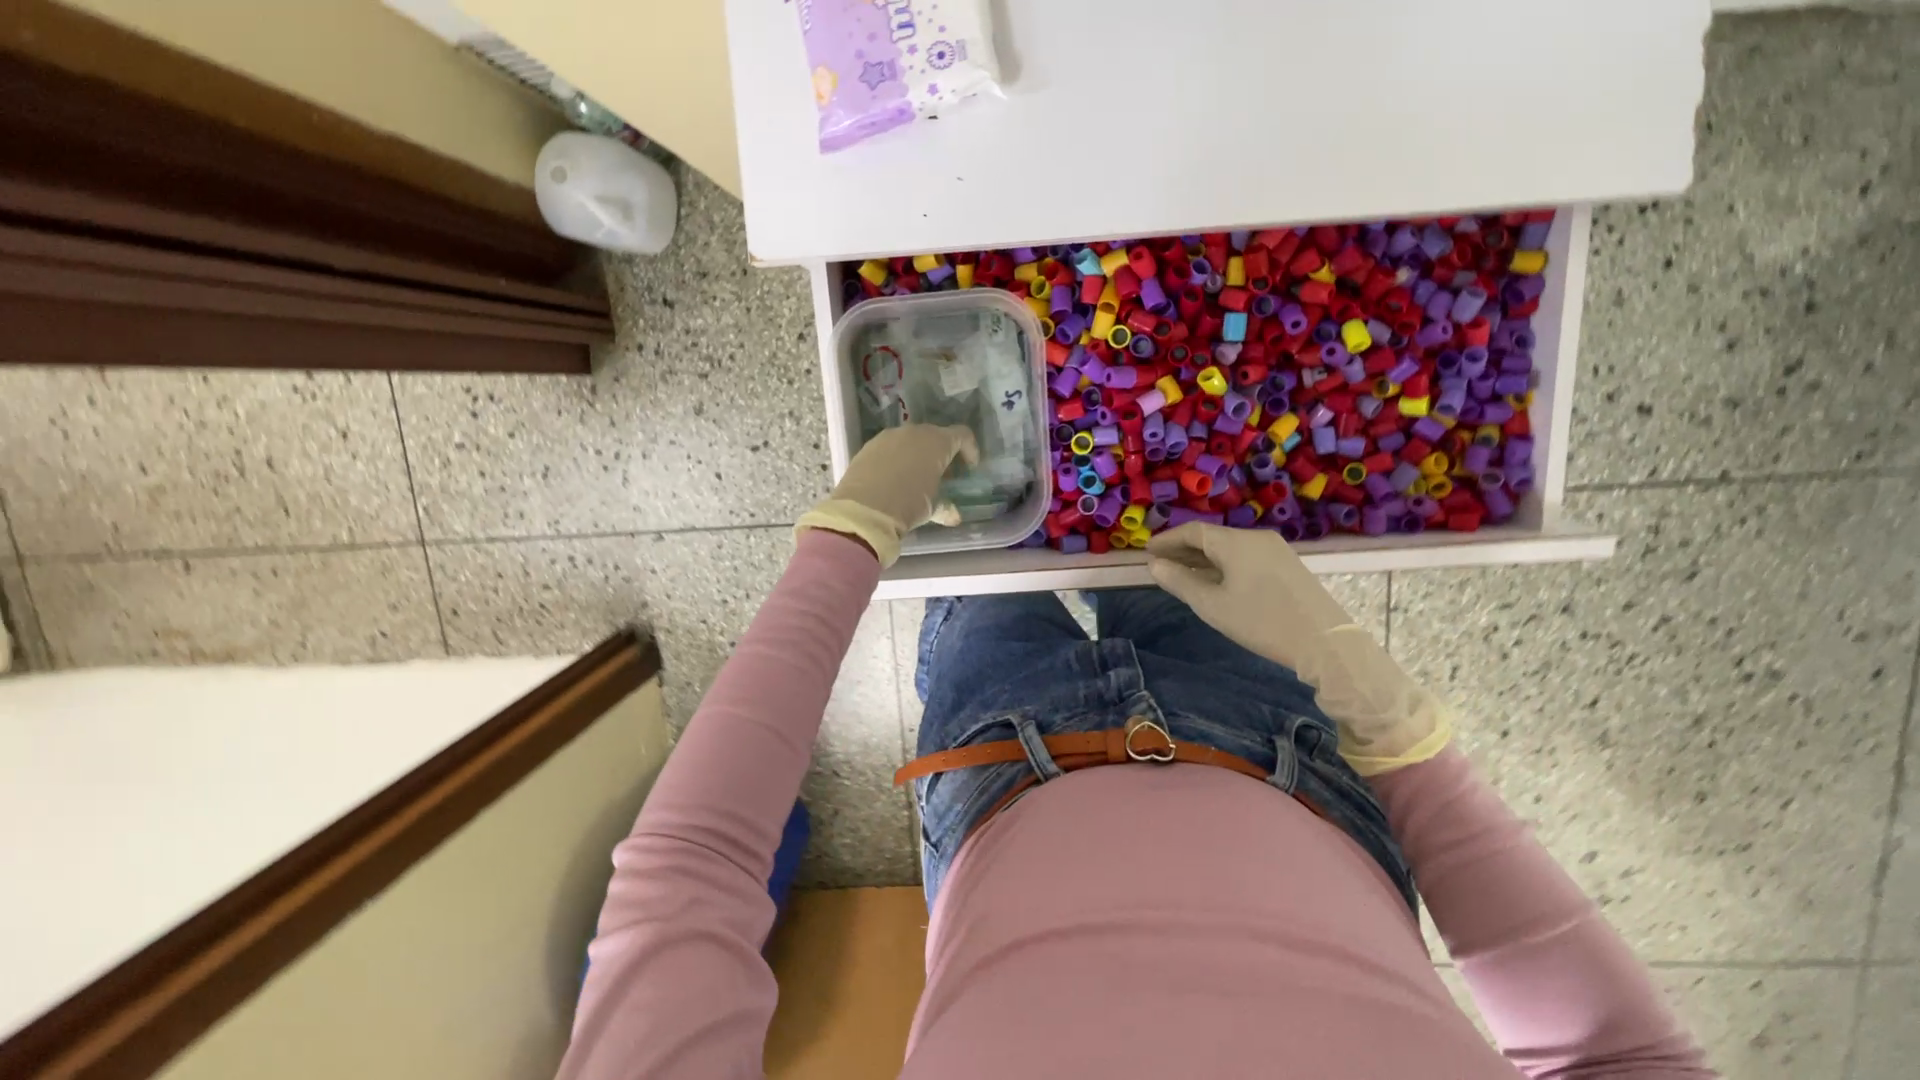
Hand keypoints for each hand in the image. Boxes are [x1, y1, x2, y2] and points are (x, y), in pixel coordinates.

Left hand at [795, 424, 978, 567]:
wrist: (862, 510)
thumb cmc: (907, 504)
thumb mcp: (932, 508)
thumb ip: (945, 507)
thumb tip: (953, 516)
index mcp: (936, 442)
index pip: (962, 435)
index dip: (970, 449)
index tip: (970, 468)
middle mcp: (913, 432)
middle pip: (935, 435)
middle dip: (942, 453)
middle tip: (943, 475)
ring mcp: (888, 437)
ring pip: (910, 440)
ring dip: (917, 454)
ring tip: (916, 477)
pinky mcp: (868, 446)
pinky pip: (889, 448)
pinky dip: (896, 459)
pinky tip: (893, 478)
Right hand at [1145, 524, 1451, 776]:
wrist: (1325, 642)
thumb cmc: (1262, 622)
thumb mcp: (1213, 606)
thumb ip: (1181, 582)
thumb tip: (1155, 566)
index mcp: (1236, 542)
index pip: (1193, 531)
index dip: (1167, 540)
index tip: (1147, 551)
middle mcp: (1256, 538)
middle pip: (1213, 537)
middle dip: (1184, 549)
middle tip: (1160, 563)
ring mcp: (1276, 550)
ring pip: (1230, 547)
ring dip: (1204, 558)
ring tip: (1183, 574)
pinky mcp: (1287, 565)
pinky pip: (1247, 556)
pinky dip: (1225, 564)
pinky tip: (1216, 581)